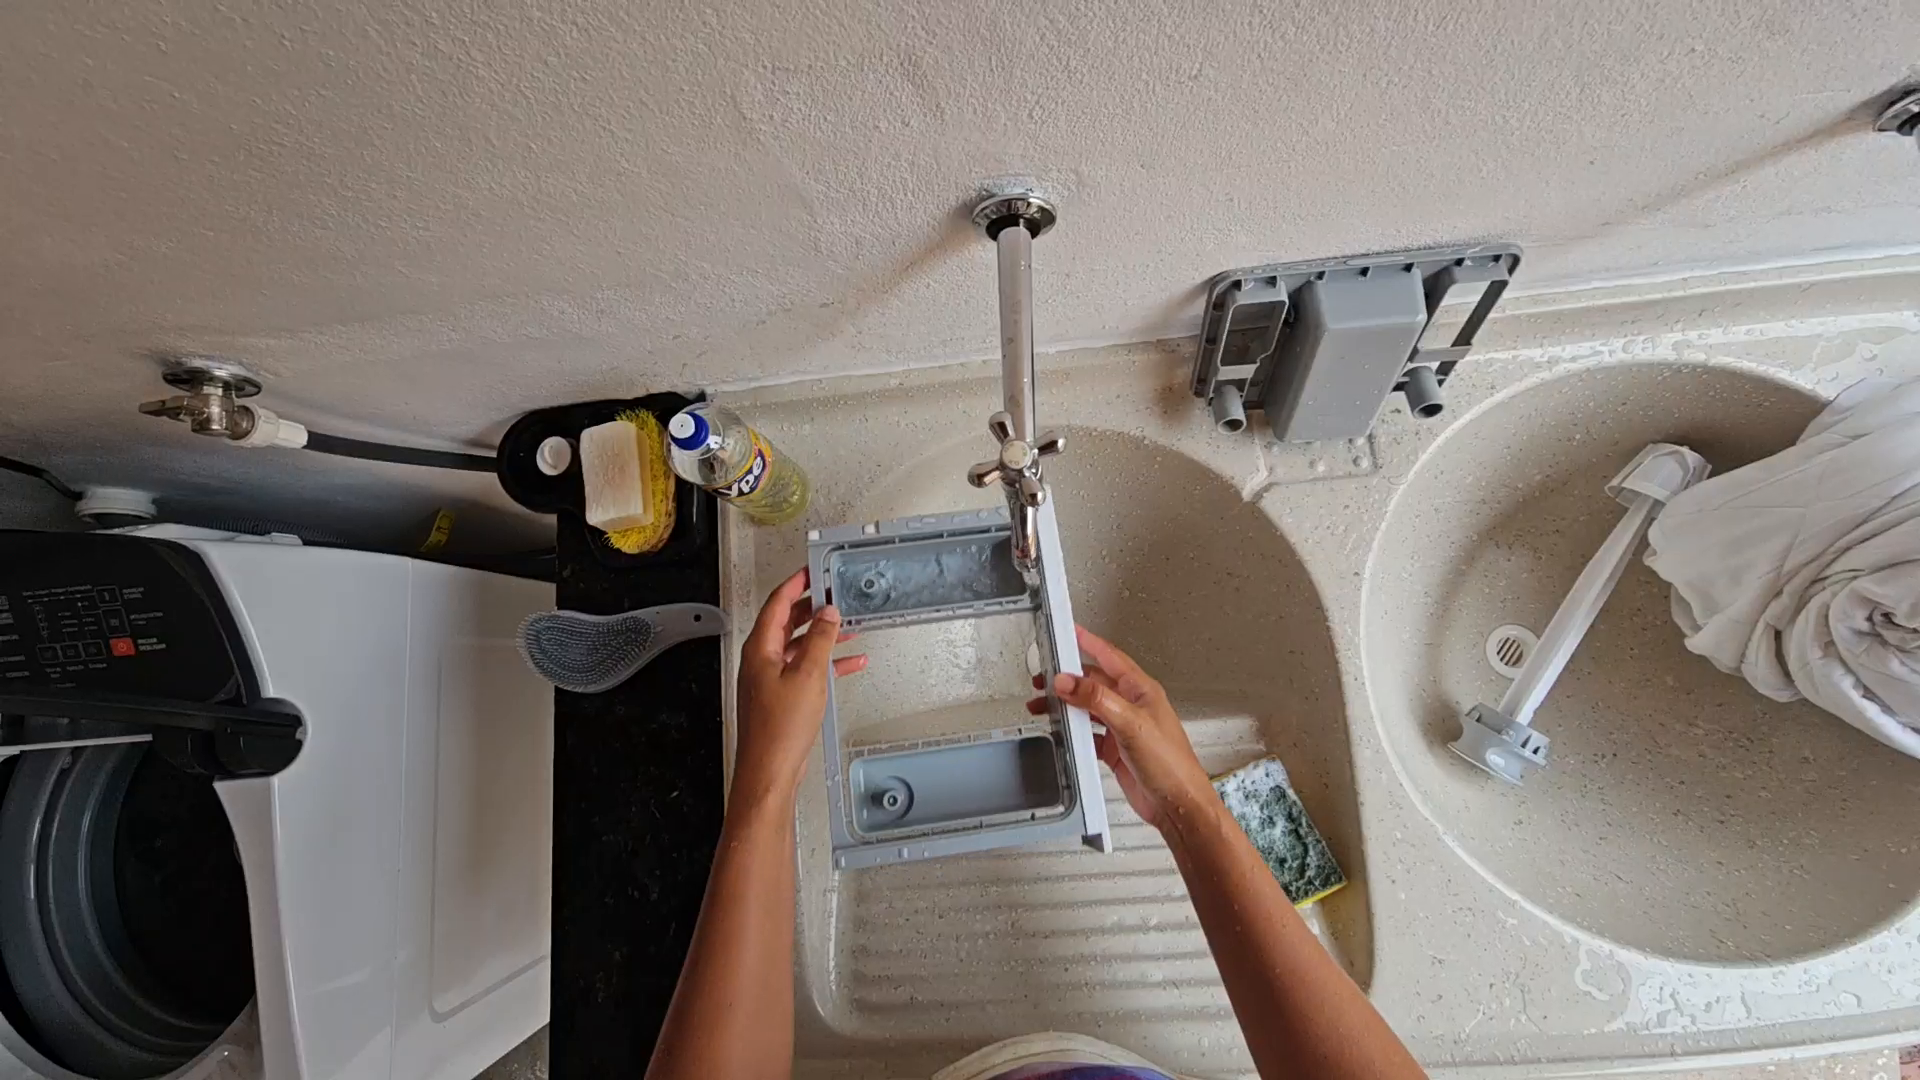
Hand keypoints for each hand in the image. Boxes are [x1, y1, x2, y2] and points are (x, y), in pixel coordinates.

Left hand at [734, 568, 865, 809]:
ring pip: (798, 645)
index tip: (811, 571)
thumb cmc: (779, 731)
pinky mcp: (781, 696)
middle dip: (811, 607)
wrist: (770, 771)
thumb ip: (819, 640)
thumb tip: (828, 614)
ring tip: (847, 626)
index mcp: (760, 648)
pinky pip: (805, 669)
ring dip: (822, 635)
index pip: (776, 603)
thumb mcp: (808, 675)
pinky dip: (826, 662)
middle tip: (831, 593)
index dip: (795, 584)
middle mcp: (761, 660)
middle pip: (785, 622)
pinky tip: (849, 663)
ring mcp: (769, 679)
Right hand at [1028, 626, 1216, 833]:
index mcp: (1140, 690)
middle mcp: (1130, 705)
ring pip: (1087, 707)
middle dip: (1067, 678)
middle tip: (1044, 676)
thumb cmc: (1172, 765)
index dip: (1087, 641)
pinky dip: (1071, 732)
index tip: (1068, 630)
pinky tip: (1060, 733)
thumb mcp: (1131, 724)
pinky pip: (1086, 733)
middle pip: (1093, 682)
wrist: (1178, 806)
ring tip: (1042, 704)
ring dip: (1065, 705)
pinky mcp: (1114, 748)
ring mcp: (1121, 727)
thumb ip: (1097, 699)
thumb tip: (1068, 681)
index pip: (1109, 656)